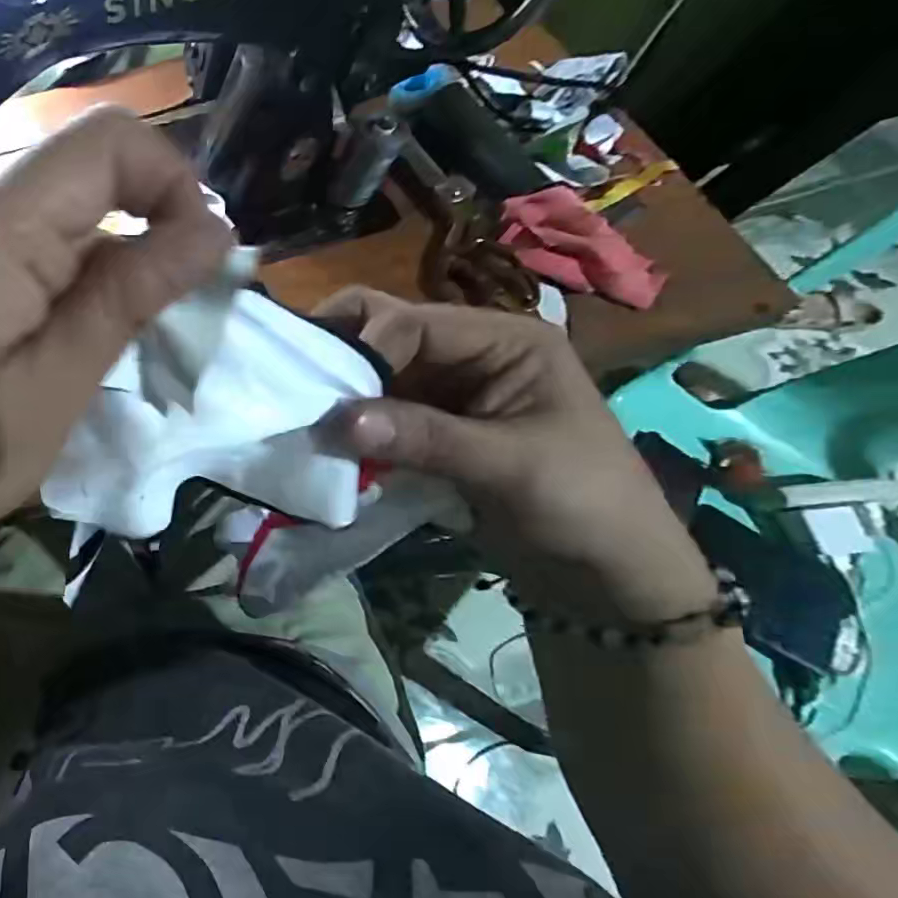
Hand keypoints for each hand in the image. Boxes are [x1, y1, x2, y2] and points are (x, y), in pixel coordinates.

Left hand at [0, 107, 230, 574]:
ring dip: (130, 247)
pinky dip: (96, 271)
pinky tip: (107, 324)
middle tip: (187, 289)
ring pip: (77, 205)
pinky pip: (52, 244)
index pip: (103, 142)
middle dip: (157, 211)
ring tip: (152, 317)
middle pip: (91, 165)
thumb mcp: (62, 380)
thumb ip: (132, 293)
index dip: (171, 180)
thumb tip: (216, 228)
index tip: (202, 256)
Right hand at [316, 288, 716, 623]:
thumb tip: (339, 421)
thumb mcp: (510, 466)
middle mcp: (467, 355)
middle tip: (293, 389)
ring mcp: (444, 395)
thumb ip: (425, 437)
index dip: (362, 348)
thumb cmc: (584, 505)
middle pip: (385, 336)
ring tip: (300, 421)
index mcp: (504, 340)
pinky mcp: (427, 432)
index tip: (320, 392)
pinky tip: (324, 446)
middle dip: (339, 359)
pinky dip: (350, 430)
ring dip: (339, 398)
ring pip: (372, 379)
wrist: (604, 575)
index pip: (412, 322)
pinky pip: (375, 418)